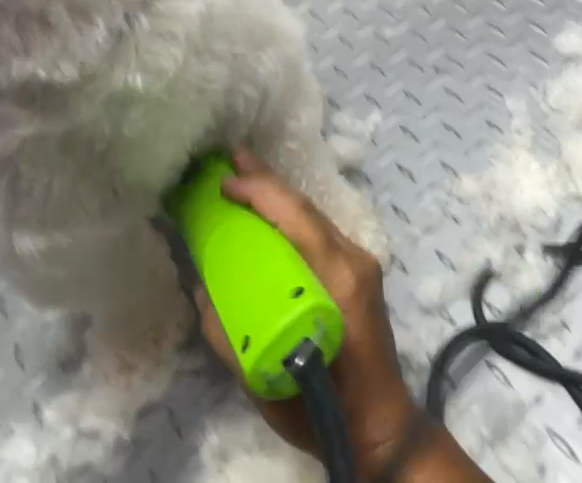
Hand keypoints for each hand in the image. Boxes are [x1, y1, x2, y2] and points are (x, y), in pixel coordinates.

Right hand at [196, 149, 421, 475]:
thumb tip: (202, 292)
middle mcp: (354, 261)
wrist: (378, 424)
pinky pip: (319, 234)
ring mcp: (361, 264)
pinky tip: (268, 213)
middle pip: (307, 208)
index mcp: (340, 280)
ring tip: (244, 175)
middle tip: (231, 157)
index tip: (225, 182)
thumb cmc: (324, 406)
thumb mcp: (269, 381)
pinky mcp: (358, 273)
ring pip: (314, 216)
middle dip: (267, 180)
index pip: (298, 219)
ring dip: (278, 195)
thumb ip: (230, 337)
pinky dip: (290, 217)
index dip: (261, 193)